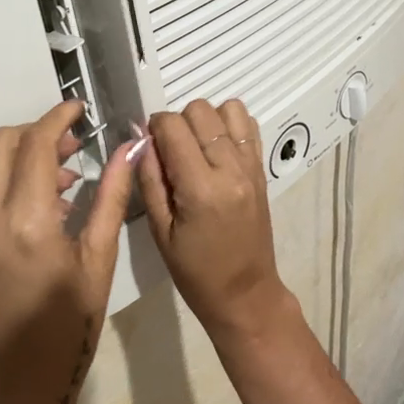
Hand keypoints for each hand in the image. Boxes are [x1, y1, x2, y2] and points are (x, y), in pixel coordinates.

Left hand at [0, 102, 136, 403]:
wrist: (19, 383)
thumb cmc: (70, 326)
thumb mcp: (99, 260)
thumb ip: (112, 196)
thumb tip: (130, 149)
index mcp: (27, 220)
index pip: (35, 144)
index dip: (57, 118)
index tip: (78, 108)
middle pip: (1, 143)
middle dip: (36, 132)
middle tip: (73, 146)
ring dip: (21, 154)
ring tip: (64, 177)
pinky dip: (7, 180)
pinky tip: (41, 204)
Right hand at [136, 99, 293, 339]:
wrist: (245, 294)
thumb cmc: (195, 272)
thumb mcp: (160, 231)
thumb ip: (150, 178)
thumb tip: (142, 139)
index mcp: (201, 188)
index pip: (172, 126)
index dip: (154, 127)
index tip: (150, 147)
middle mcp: (230, 168)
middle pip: (199, 110)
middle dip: (178, 123)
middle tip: (171, 153)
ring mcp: (250, 165)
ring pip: (226, 108)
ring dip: (205, 120)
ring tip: (196, 149)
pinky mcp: (261, 168)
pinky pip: (247, 124)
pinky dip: (229, 125)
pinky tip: (217, 150)